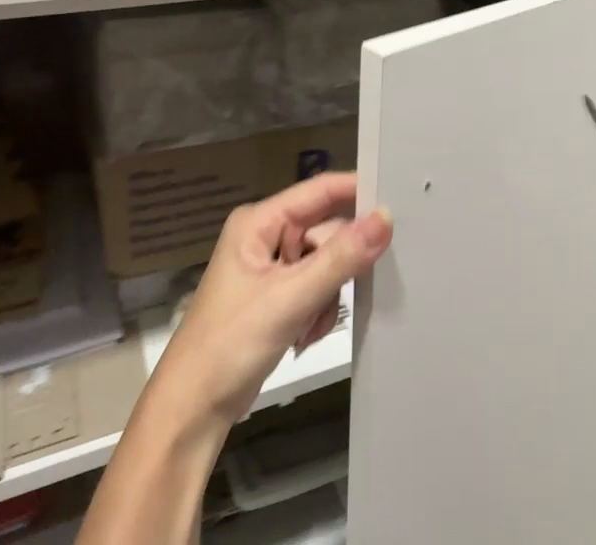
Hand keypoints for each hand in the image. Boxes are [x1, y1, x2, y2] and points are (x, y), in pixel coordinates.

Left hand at [152, 172, 392, 425]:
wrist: (195, 405)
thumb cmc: (232, 342)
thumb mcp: (292, 297)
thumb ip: (341, 258)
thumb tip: (385, 218)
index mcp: (259, 222)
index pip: (320, 191)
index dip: (358, 192)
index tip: (401, 200)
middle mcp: (264, 237)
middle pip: (327, 232)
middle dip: (340, 266)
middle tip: (354, 289)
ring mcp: (270, 269)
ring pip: (327, 264)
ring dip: (329, 296)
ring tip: (311, 325)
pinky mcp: (276, 297)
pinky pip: (317, 289)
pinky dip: (319, 311)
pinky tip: (305, 335)